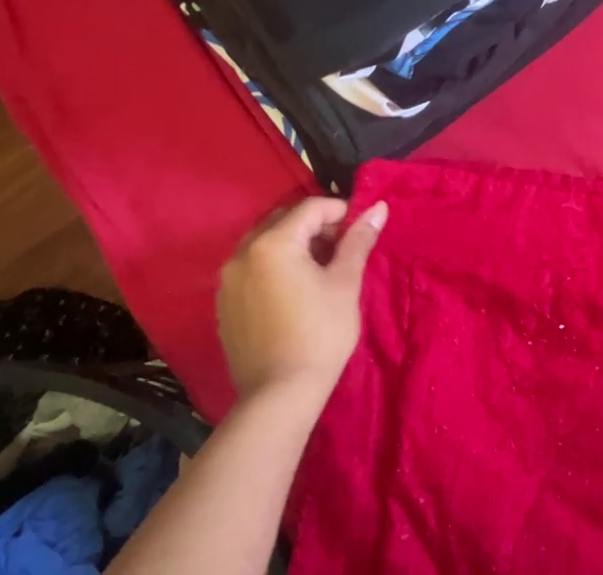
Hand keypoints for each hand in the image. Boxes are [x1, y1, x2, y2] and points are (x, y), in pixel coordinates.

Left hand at [217, 197, 385, 405]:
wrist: (279, 394)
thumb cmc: (320, 333)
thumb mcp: (345, 283)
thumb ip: (358, 240)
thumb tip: (378, 207)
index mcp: (272, 244)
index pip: (310, 207)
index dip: (340, 211)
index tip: (360, 231)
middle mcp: (242, 254)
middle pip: (283, 220)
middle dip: (314, 225)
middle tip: (342, 248)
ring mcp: (228, 280)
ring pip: (264, 243)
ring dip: (293, 244)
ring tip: (320, 269)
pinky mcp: (224, 303)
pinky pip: (251, 268)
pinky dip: (275, 266)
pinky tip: (295, 291)